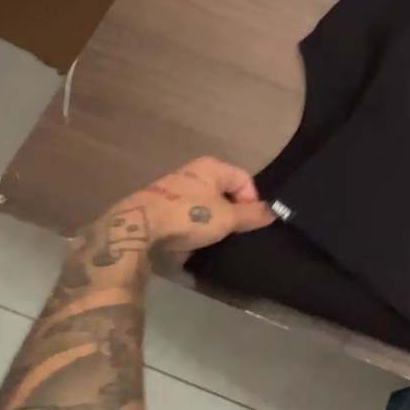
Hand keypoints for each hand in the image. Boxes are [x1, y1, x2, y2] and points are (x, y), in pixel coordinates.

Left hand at [106, 156, 274, 261]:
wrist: (137, 229)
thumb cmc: (189, 216)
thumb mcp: (228, 218)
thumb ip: (252, 214)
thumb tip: (272, 212)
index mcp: (212, 166)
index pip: (245, 180)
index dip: (252, 202)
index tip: (248, 223)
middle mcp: (192, 171)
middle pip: (224, 193)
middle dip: (230, 214)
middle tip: (231, 233)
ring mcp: (172, 187)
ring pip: (203, 206)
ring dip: (209, 223)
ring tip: (209, 240)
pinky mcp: (157, 205)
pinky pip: (184, 215)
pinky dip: (189, 228)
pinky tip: (187, 243)